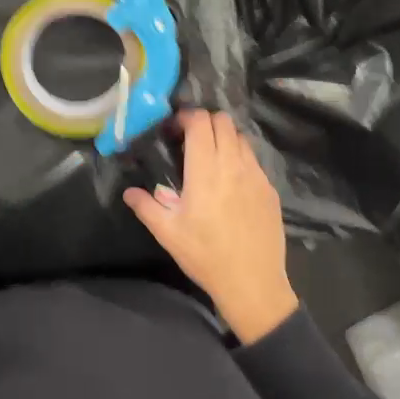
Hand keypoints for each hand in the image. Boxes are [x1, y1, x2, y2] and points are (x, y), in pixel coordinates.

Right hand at [125, 110, 297, 343]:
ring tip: (211, 157)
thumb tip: (129, 192)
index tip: (174, 129)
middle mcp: (233, 165)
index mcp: (206, 171)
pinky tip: (230, 181)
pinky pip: (254, 160)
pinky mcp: (269, 189)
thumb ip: (146, 207)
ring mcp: (256, 175)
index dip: (186, 117)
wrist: (252, 281)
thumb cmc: (205, 256)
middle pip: (223, 121)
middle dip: (205, 122)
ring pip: (241, 137)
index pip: (200, 122)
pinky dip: (240, 158)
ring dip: (224, 137)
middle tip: (190, 140)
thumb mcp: (168, 233)